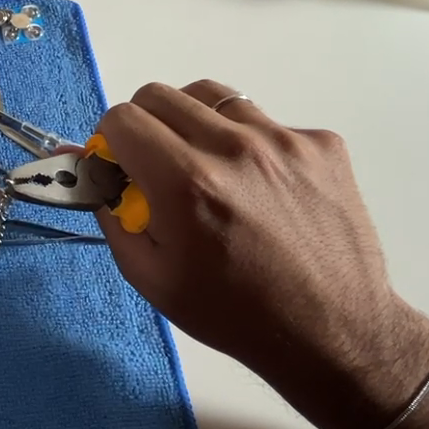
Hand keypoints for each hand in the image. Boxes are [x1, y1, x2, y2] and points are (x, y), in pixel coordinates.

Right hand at [93, 81, 428, 428]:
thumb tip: (94, 172)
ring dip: (194, 124)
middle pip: (160, 95)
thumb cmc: (230, 311)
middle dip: (144, 126)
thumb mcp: (148, 276)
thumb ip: (112, 214)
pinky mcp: (321, 144)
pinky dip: (246, 142)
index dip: (111, 141)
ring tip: (207, 166)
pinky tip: (258, 186)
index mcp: (184, 181)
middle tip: (156, 165)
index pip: (122, 117)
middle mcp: (232, 148)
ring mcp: (283, 141)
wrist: (335, 333)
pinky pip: (263, 121)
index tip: (122, 167)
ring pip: (211, 98)